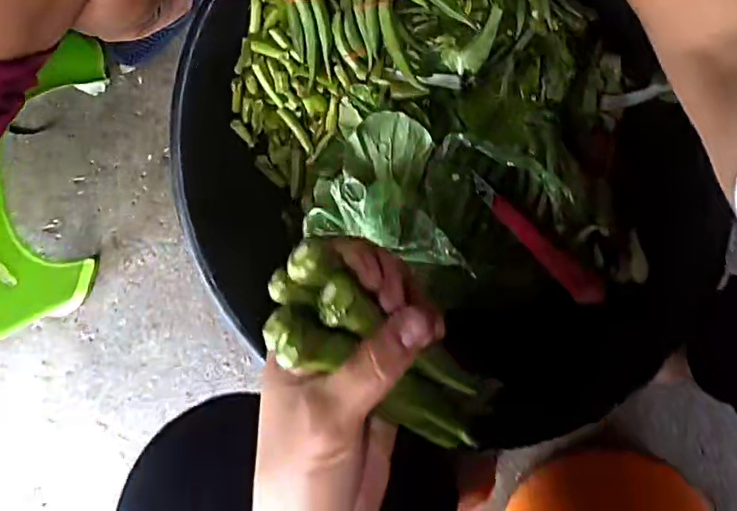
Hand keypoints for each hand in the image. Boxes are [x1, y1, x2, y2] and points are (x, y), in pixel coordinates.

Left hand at [254, 241, 444, 510]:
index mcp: (298, 332)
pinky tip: (437, 332)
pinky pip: (409, 332)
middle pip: (363, 277)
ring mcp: (358, 348)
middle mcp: (328, 330)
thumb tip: (421, 316)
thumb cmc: (300, 473)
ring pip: (390, 299)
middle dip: (391, 280)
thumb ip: (372, 365)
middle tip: (408, 305)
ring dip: (414, 299)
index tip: (379, 283)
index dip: (353, 262)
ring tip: (430, 323)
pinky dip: (426, 324)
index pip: (322, 270)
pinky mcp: (386, 369)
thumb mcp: (328, 417)